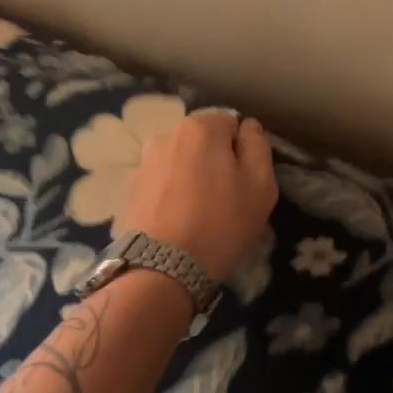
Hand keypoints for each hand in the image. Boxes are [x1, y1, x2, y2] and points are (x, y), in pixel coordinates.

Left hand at [121, 110, 277, 281]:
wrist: (162, 268)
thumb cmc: (220, 224)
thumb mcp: (261, 186)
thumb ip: (258, 146)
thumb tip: (248, 127)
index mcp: (201, 126)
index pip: (233, 124)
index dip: (244, 151)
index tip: (245, 181)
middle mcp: (167, 132)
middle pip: (204, 140)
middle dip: (216, 160)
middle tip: (225, 198)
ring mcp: (145, 158)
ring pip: (182, 159)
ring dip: (193, 174)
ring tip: (198, 210)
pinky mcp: (131, 184)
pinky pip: (163, 179)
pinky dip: (173, 191)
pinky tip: (178, 218)